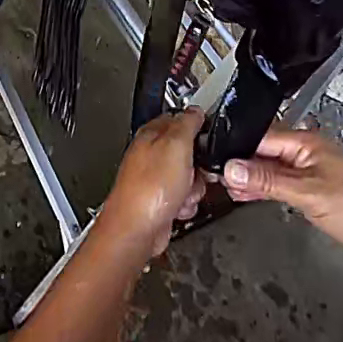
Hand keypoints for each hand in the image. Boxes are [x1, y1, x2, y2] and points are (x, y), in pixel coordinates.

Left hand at [103, 109, 206, 259]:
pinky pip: (184, 198)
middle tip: (193, 172)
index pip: (180, 120)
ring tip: (183, 193)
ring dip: (193, 188)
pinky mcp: (160, 201)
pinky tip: (177, 207)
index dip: (197, 131)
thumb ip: (187, 123)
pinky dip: (186, 205)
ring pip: (190, 178)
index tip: (205, 142)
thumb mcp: (176, 145)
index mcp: (151, 134)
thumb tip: (195, 110)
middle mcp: (150, 155)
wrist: (136, 231)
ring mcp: (155, 179)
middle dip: (198, 166)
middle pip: (189, 153)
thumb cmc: (148, 190)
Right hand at [221, 126, 342, 267]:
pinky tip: (249, 196)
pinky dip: (264, 190)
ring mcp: (311, 173)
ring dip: (251, 179)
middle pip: (263, 152)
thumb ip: (266, 180)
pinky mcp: (314, 192)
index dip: (235, 149)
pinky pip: (281, 184)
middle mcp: (308, 153)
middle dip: (240, 164)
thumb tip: (231, 167)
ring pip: (271, 169)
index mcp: (306, 142)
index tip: (213, 161)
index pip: (260, 138)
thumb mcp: (307, 193)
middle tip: (215, 178)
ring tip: (227, 189)